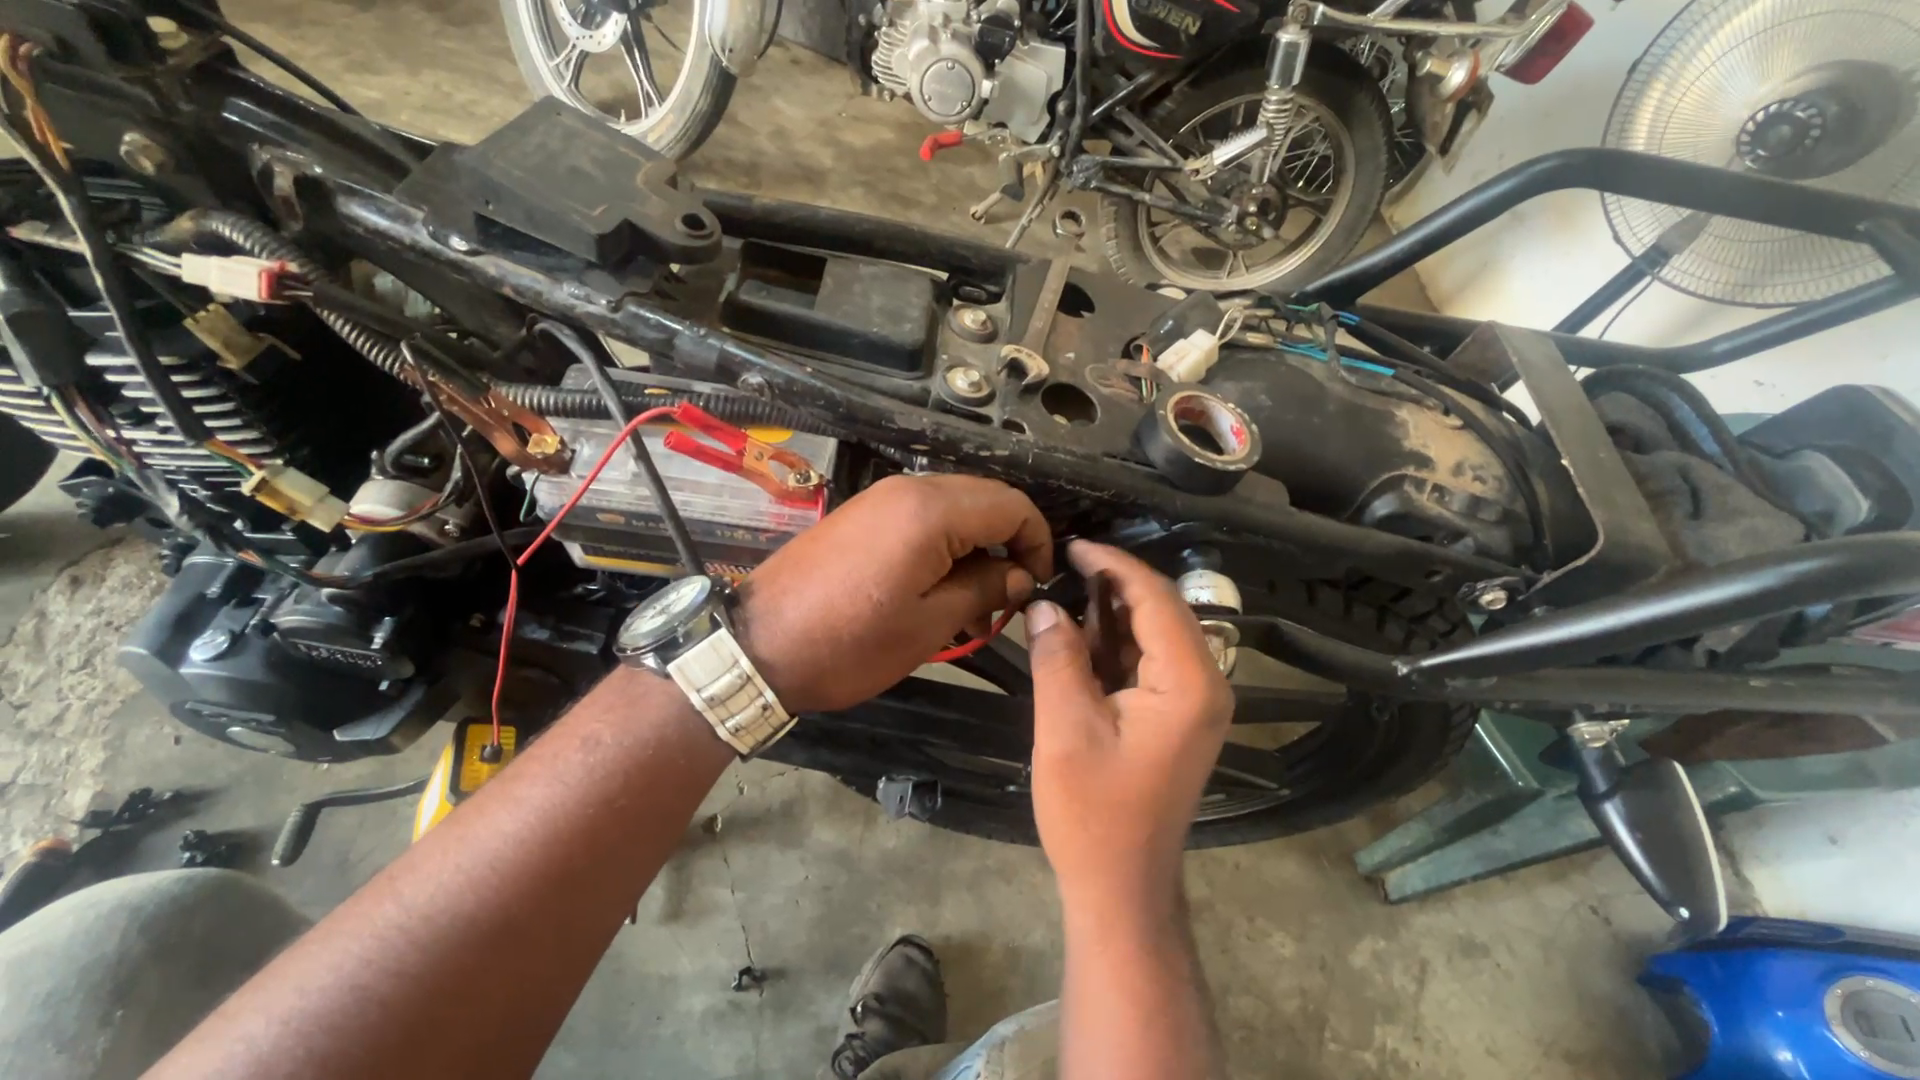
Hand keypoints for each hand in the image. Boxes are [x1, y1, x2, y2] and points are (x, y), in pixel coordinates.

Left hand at [735, 474, 1052, 712]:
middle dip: (1009, 544)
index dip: (1038, 541)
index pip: (1013, 505)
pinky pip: (921, 518)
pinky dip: (944, 547)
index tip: (1039, 584)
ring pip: (955, 509)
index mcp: (931, 511)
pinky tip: (942, 590)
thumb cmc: (849, 643)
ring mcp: (881, 498)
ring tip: (978, 606)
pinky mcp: (862, 515)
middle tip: (1012, 598)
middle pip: (985, 500)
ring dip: (976, 549)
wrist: (757, 647)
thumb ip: (986, 589)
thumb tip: (1021, 575)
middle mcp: (908, 489)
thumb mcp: (929, 624)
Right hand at [1026, 541, 1233, 909]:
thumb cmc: (1093, 814)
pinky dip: (1116, 643)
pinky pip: (1150, 662)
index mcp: (1190, 683)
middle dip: (1113, 583)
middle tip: (1062, 561)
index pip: (1156, 599)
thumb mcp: (1066, 729)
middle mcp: (1205, 685)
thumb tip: (1043, 604)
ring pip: (1155, 635)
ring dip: (1113, 611)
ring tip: (1064, 585)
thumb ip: (1057, 658)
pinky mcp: (1177, 718)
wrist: (1121, 886)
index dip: (1113, 565)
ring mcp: (1194, 704)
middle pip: (1162, 612)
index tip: (1072, 545)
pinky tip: (1080, 629)